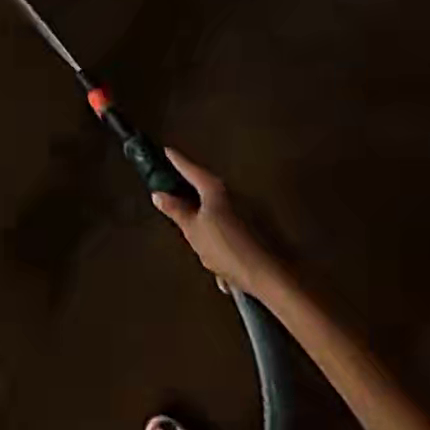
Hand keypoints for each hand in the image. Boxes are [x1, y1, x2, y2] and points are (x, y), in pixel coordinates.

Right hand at [150, 145, 277, 294]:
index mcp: (215, 190)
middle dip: (194, 199)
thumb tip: (158, 194)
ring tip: (204, 252)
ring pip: (221, 216)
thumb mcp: (192, 230)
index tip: (167, 150)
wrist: (272, 278)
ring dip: (211, 230)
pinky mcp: (261, 234)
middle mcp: (235, 195)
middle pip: (207, 191)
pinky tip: (225, 271)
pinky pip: (234, 235)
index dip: (177, 161)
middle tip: (178, 202)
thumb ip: (175, 210)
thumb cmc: (226, 248)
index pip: (191, 169)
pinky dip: (226, 246)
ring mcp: (251, 214)